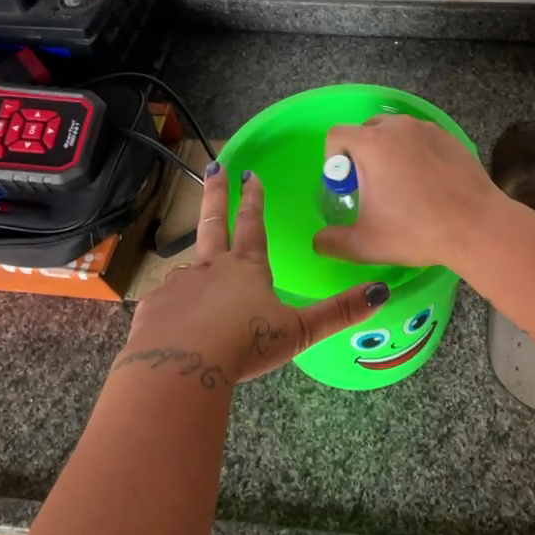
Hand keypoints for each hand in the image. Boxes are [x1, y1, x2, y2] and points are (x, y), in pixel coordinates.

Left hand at [122, 165, 387, 384]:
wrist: (182, 368)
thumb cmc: (246, 345)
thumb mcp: (300, 331)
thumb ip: (338, 312)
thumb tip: (381, 290)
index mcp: (247, 268)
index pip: (253, 224)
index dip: (254, 199)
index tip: (249, 173)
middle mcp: (211, 268)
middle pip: (214, 222)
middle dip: (217, 193)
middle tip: (214, 166)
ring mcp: (178, 286)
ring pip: (189, 269)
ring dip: (195, 266)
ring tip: (196, 277)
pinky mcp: (154, 310)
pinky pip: (166, 303)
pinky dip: (173, 308)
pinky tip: (174, 324)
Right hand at [313, 115, 507, 269]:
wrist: (477, 227)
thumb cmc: (416, 231)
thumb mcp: (365, 244)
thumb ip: (331, 242)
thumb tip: (318, 241)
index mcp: (372, 144)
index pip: (336, 134)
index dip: (333, 158)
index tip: (345, 184)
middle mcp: (398, 127)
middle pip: (367, 129)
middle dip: (362, 154)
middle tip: (372, 187)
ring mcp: (428, 129)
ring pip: (397, 132)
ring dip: (390, 152)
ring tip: (401, 185)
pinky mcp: (451, 138)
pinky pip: (422, 139)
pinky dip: (417, 154)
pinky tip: (428, 184)